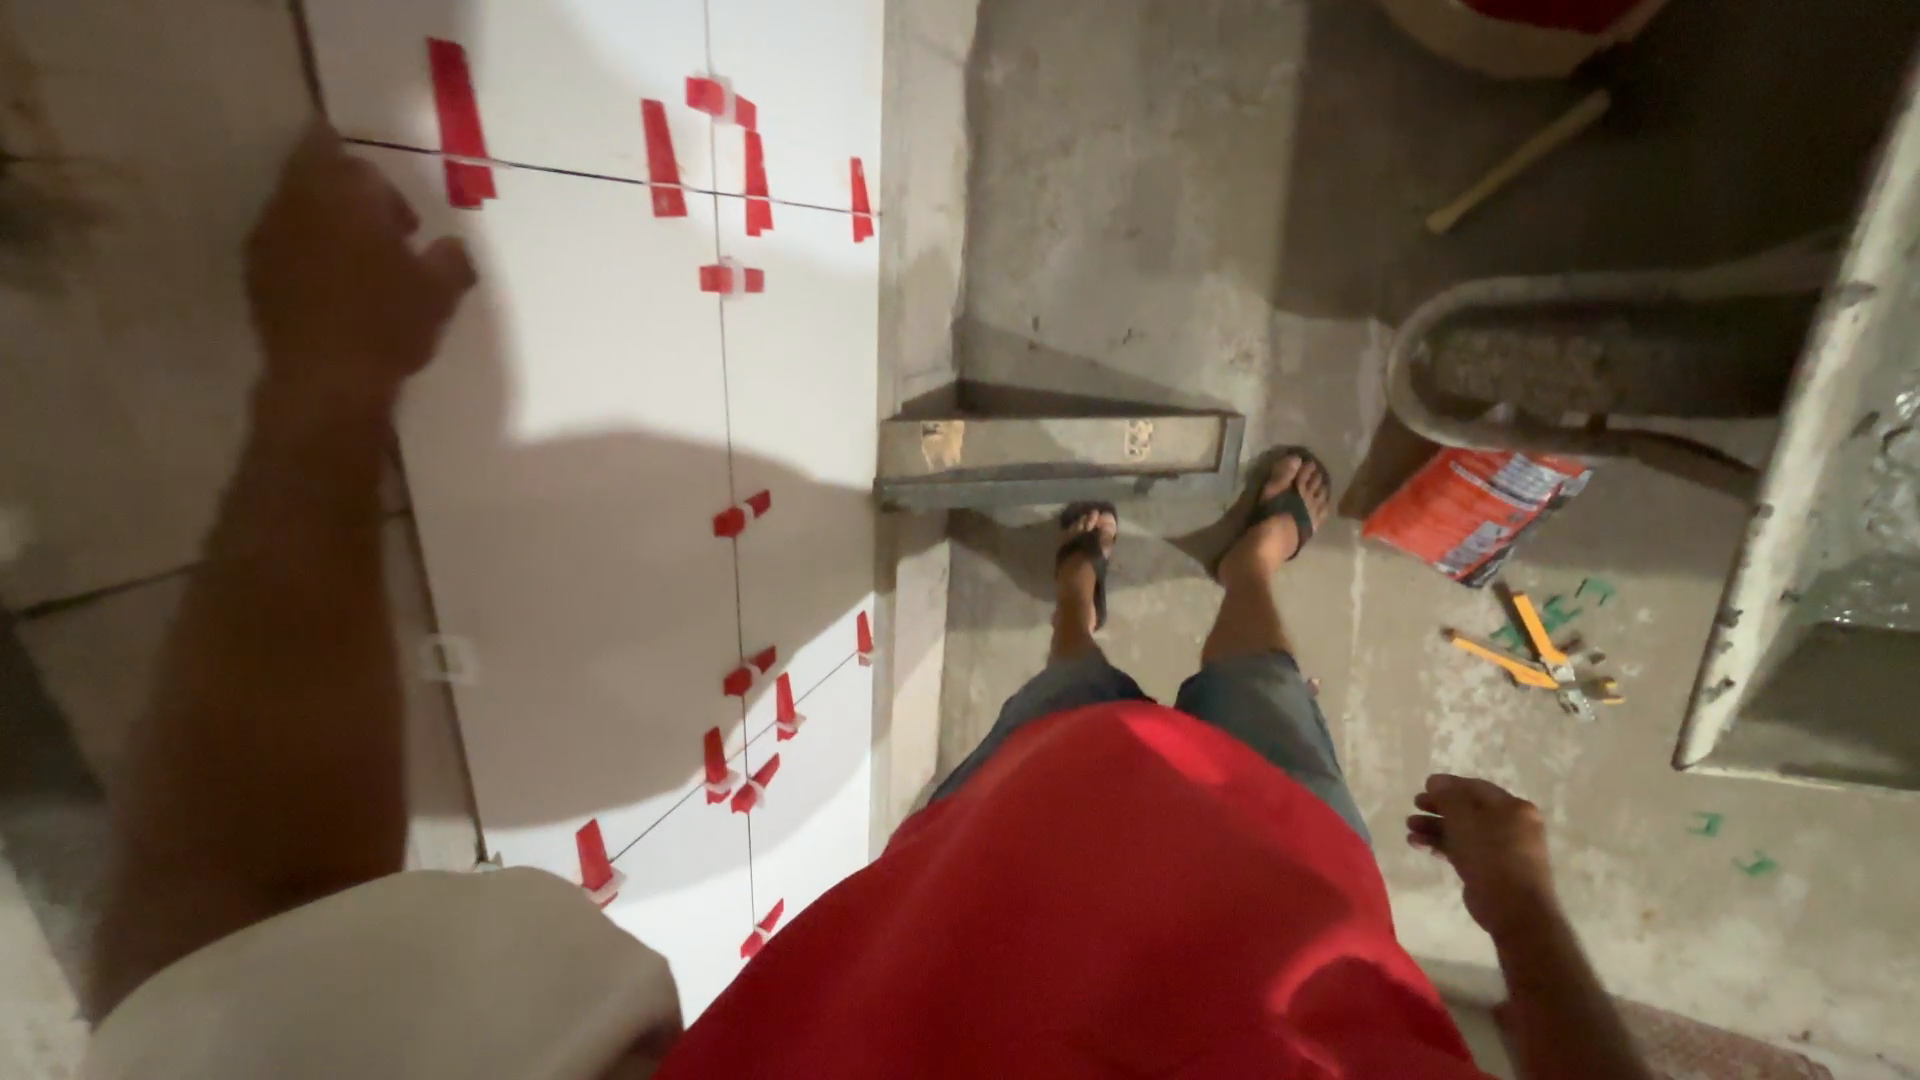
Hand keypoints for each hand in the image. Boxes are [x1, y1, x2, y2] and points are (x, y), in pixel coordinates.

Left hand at [245, 120, 475, 407]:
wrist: (328, 377)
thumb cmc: (391, 325)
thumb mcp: (442, 294)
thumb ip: (452, 259)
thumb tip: (452, 246)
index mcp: (346, 201)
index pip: (358, 166)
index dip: (386, 190)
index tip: (407, 223)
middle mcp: (298, 205)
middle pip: (315, 172)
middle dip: (348, 192)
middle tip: (381, 229)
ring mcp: (270, 236)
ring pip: (297, 206)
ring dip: (327, 221)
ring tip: (362, 261)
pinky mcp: (258, 270)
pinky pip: (285, 240)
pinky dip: (310, 249)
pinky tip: (336, 285)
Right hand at [1407, 774, 1559, 940]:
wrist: (1514, 910)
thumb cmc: (1490, 855)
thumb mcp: (1464, 818)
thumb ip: (1448, 795)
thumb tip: (1436, 781)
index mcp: (1513, 808)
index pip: (1475, 788)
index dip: (1447, 785)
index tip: (1423, 788)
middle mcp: (1513, 825)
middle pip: (1468, 809)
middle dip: (1437, 808)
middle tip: (1415, 806)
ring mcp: (1504, 849)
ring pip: (1464, 830)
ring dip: (1435, 827)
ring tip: (1410, 830)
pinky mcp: (1493, 869)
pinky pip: (1465, 849)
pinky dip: (1443, 845)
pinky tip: (1419, 846)